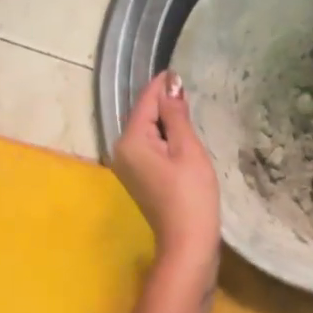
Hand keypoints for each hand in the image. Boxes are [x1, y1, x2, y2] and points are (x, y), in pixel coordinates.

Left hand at [114, 72, 219, 272]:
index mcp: (130, 140)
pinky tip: (183, 138)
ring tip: (191, 110)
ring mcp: (128, 166)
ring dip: (167, 121)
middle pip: (144, 115)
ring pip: (148, 131)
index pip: (146, 101)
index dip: (164, 85)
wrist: (188, 242)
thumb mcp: (187, 149)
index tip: (182, 70)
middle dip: (165, 102)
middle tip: (191, 90)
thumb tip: (171, 82)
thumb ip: (176, 114)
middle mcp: (121, 150)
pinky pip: (150, 147)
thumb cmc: (191, 194)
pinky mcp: (139, 177)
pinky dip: (165, 139)